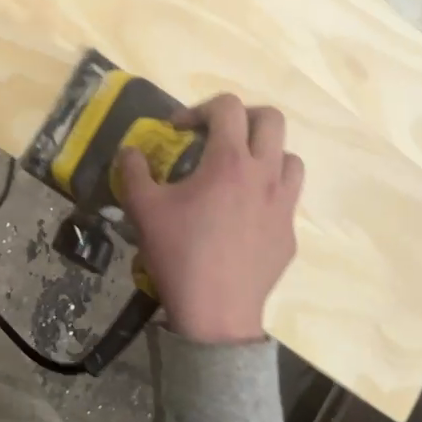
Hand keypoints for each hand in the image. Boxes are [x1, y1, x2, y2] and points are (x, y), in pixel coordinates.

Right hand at [117, 94, 303, 344]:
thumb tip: (131, 152)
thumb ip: (133, 169)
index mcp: (229, 161)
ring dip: (263, 153)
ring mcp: (283, 206)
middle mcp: (265, 175)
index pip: (228, 107)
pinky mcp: (289, 234)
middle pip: (271, 120)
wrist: (215, 313)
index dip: (199, 108)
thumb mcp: (142, 206)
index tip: (178, 131)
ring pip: (289, 158)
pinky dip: (266, 192)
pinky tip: (240, 214)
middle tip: (215, 135)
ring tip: (236, 170)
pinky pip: (287, 198)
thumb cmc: (178, 252)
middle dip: (242, 118)